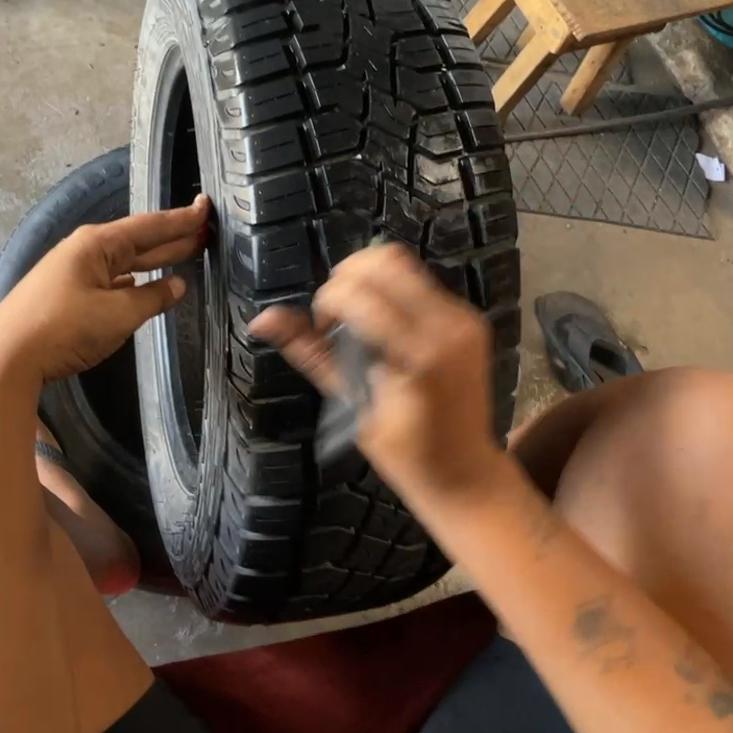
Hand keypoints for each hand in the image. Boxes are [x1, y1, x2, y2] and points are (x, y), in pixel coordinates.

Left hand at [0, 195, 209, 386]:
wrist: (5, 359)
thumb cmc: (64, 328)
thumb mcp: (117, 314)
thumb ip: (152, 298)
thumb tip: (177, 285)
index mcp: (98, 244)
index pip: (150, 226)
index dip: (181, 220)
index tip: (207, 208)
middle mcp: (86, 250)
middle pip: (139, 240)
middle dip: (173, 237)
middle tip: (207, 230)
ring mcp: (75, 272)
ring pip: (126, 261)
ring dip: (155, 259)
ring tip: (187, 252)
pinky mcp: (68, 294)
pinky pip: (112, 279)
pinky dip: (136, 279)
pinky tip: (148, 282)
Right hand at [250, 244, 499, 496]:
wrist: (466, 472)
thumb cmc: (406, 453)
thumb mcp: (351, 405)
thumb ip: (310, 352)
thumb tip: (262, 319)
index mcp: (417, 355)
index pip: (359, 293)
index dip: (328, 301)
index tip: (325, 328)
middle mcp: (446, 326)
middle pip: (384, 260)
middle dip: (346, 279)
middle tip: (338, 317)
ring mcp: (463, 318)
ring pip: (402, 263)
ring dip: (368, 281)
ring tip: (359, 319)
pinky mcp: (470, 317)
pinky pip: (421, 282)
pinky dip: (391, 291)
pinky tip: (384, 326)